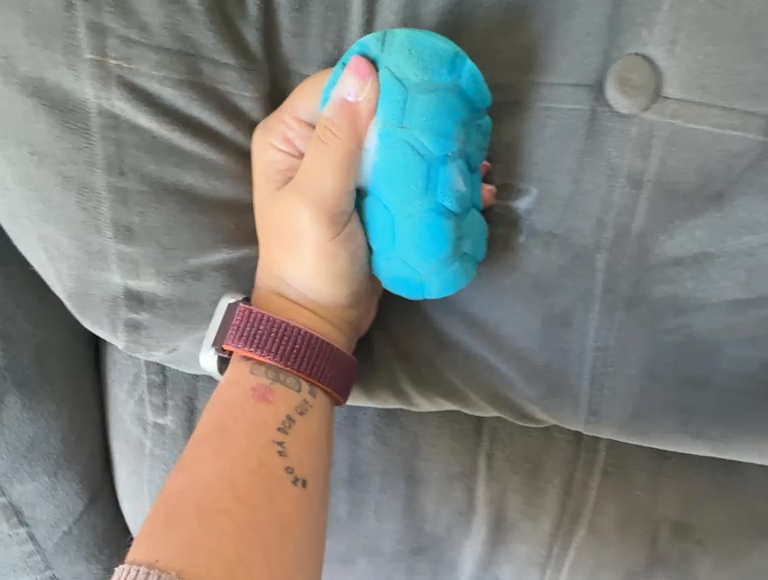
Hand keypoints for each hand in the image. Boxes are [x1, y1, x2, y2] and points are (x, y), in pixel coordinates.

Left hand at [249, 58, 499, 351]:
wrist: (322, 322)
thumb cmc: (310, 262)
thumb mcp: (318, 199)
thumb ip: (340, 139)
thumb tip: (364, 70)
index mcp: (291, 137)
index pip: (336, 88)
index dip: (376, 81)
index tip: (422, 85)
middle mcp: (318, 149)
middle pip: (371, 115)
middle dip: (414, 117)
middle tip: (458, 123)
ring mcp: (350, 179)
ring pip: (395, 148)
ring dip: (433, 153)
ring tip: (476, 160)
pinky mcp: (376, 205)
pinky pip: (408, 181)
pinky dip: (437, 183)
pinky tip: (473, 188)